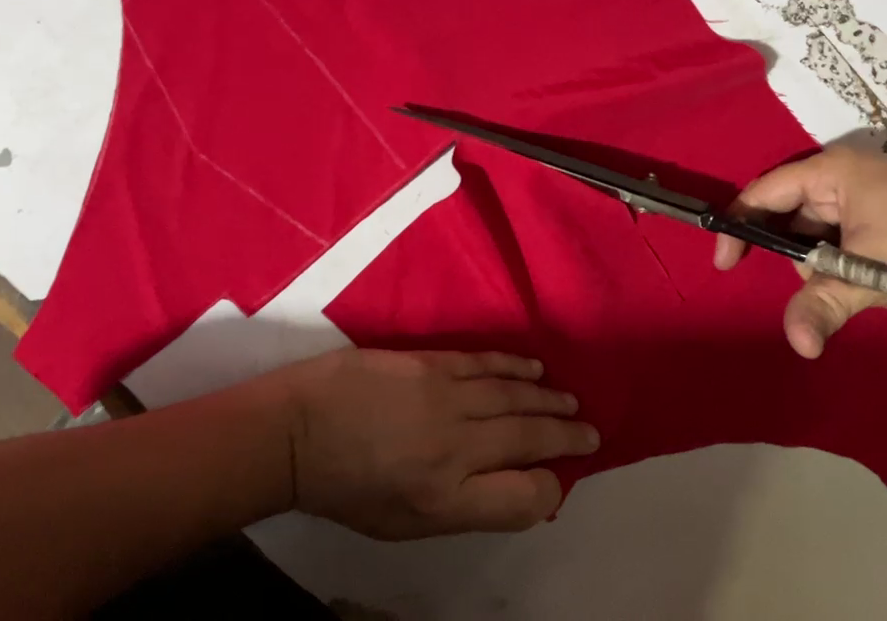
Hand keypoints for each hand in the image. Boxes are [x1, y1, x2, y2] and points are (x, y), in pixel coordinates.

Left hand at [264, 348, 598, 539]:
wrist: (295, 433)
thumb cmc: (346, 489)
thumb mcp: (403, 524)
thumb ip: (464, 507)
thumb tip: (515, 487)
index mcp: (447, 500)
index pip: (526, 498)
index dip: (549, 489)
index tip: (556, 478)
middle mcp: (455, 449)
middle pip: (529, 439)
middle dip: (566, 436)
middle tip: (591, 431)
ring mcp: (443, 400)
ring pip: (514, 396)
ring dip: (548, 398)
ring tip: (570, 402)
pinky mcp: (428, 364)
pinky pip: (484, 363)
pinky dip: (514, 365)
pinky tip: (534, 367)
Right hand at [713, 146, 886, 357]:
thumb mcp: (873, 271)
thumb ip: (824, 304)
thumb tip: (796, 345)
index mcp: (832, 171)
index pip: (764, 193)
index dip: (739, 227)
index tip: (726, 267)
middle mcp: (848, 175)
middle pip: (794, 216)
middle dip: (799, 256)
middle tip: (819, 285)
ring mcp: (876, 195)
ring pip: (826, 232)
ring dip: (831, 264)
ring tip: (864, 285)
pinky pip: (853, 239)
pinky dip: (854, 263)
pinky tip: (881, 280)